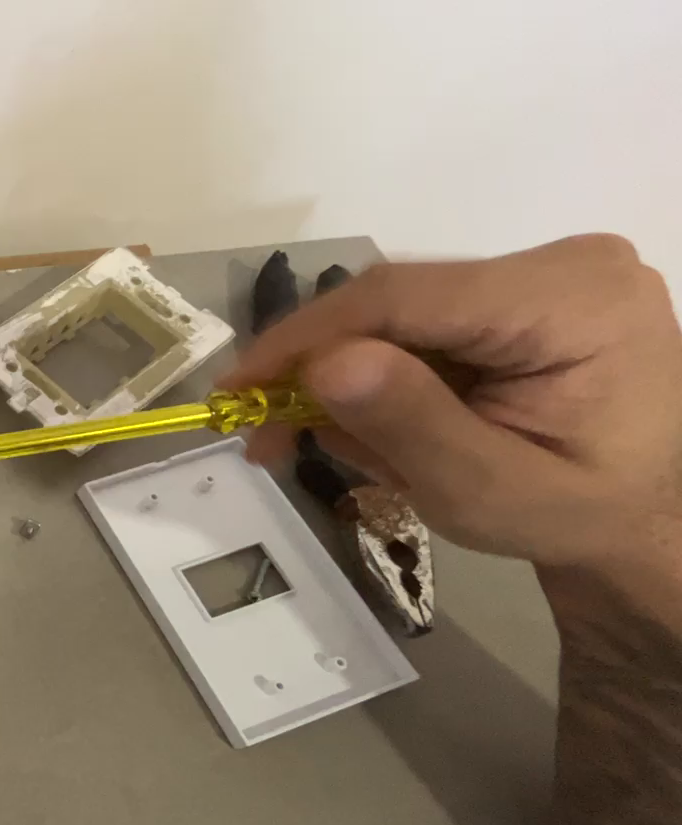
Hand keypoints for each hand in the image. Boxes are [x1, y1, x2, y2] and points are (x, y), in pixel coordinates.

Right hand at [224, 234, 681, 571]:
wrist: (634, 515)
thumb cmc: (567, 512)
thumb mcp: (483, 488)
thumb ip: (411, 423)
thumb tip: (325, 365)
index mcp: (570, 301)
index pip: (400, 297)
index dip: (301, 339)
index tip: (233, 392)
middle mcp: (555, 266)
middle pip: (383, 304)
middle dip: (308, 370)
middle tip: (259, 436)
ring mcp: (528, 280)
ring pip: (378, 318)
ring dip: (324, 381)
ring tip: (297, 441)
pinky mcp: (501, 301)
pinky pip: (395, 331)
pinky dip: (354, 380)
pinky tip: (348, 423)